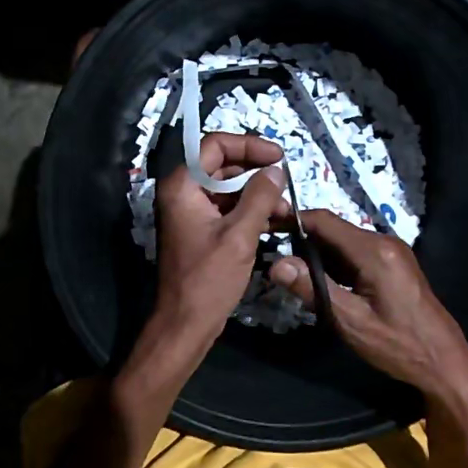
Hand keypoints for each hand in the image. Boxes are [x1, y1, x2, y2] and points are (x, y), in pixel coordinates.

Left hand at [152, 133, 289, 343]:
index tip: (279, 157)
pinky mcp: (200, 229)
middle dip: (256, 172)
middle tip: (285, 185)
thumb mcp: (239, 235)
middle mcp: (182, 192)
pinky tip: (274, 221)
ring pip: (227, 188)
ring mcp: (190, 211)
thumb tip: (276, 170)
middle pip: (222, 165)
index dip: (248, 145)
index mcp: (182, 186)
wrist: (185, 322)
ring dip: (256, 193)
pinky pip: (226, 208)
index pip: (214, 145)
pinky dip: (249, 210)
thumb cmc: (208, 278)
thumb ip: (259, 197)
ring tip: (285, 210)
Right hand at [270, 211, 467, 406]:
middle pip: (333, 229)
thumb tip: (276, 263)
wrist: (445, 364)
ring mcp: (391, 252)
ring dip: (316, 253)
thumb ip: (313, 288)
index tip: (265, 224)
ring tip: (289, 270)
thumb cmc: (398, 345)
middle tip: (271, 253)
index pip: (324, 221)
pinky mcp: (393, 264)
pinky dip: (334, 263)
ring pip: (342, 242)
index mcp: (374, 251)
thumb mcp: (350, 320)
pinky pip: (355, 253)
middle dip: (301, 239)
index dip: (292, 218)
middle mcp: (384, 242)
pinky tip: (319, 281)